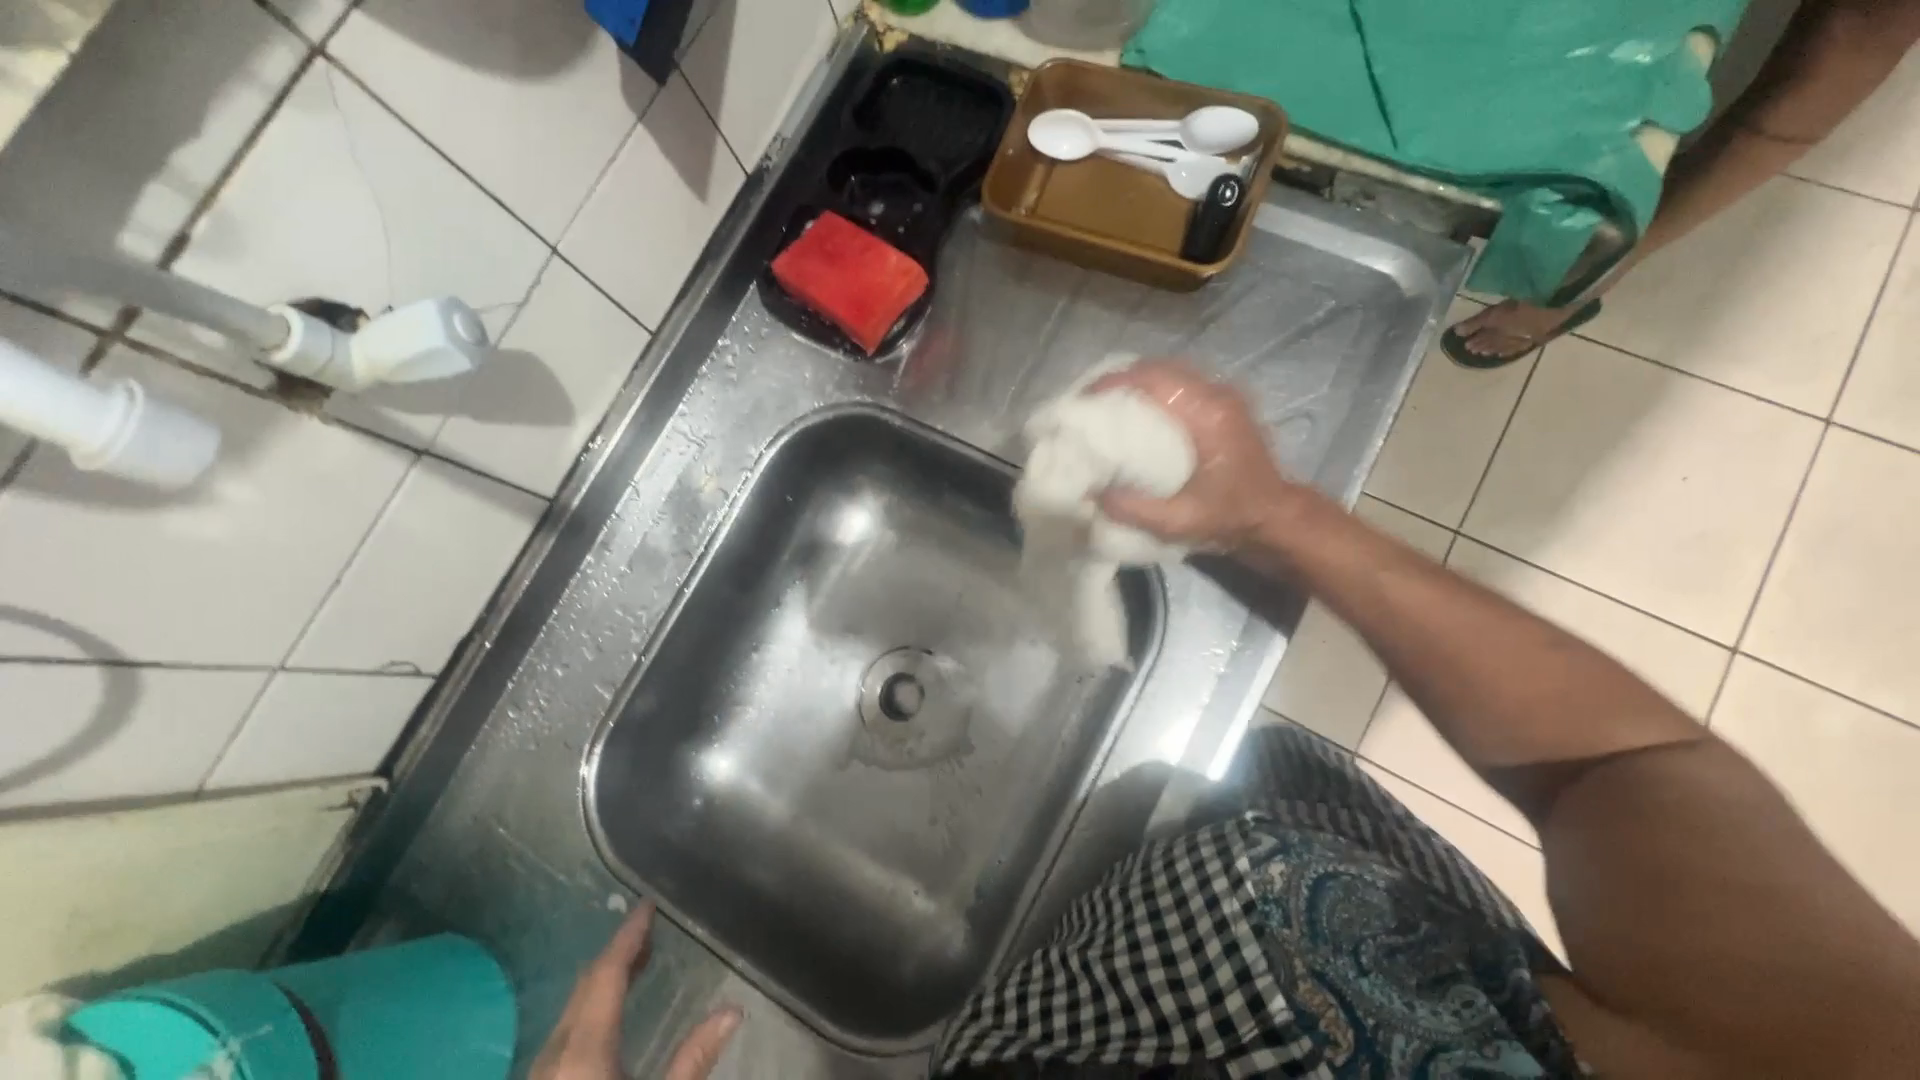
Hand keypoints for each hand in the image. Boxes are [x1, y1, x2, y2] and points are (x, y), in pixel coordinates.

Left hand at [531, 902, 741, 1079]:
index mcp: (582, 1053)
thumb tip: (733, 1011)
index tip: (648, 905)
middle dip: (615, 956)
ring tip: (635, 968)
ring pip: (568, 1014)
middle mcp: (552, 1058)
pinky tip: (606, 1023)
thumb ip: (693, 1063)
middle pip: (582, 990)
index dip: (628, 937)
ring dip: (601, 986)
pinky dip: (589, 1013)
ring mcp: (539, 1079)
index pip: (605, 976)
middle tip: (649, 931)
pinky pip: (563, 1036)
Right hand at [1089, 360, 1300, 549]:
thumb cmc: (1232, 517)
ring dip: (1139, 382)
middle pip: (1160, 368)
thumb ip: (1135, 509)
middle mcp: (1218, 395)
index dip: (1115, 382)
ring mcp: (1225, 397)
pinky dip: (1157, 390)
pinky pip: (1184, 384)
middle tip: (1091, 401)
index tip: (1085, 398)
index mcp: (1207, 415)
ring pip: (1172, 372)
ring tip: (1109, 404)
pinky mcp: (1226, 405)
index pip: (1154, 379)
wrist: (1276, 516)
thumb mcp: (1180, 521)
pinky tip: (1139, 411)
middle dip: (1122, 379)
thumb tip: (1092, 494)